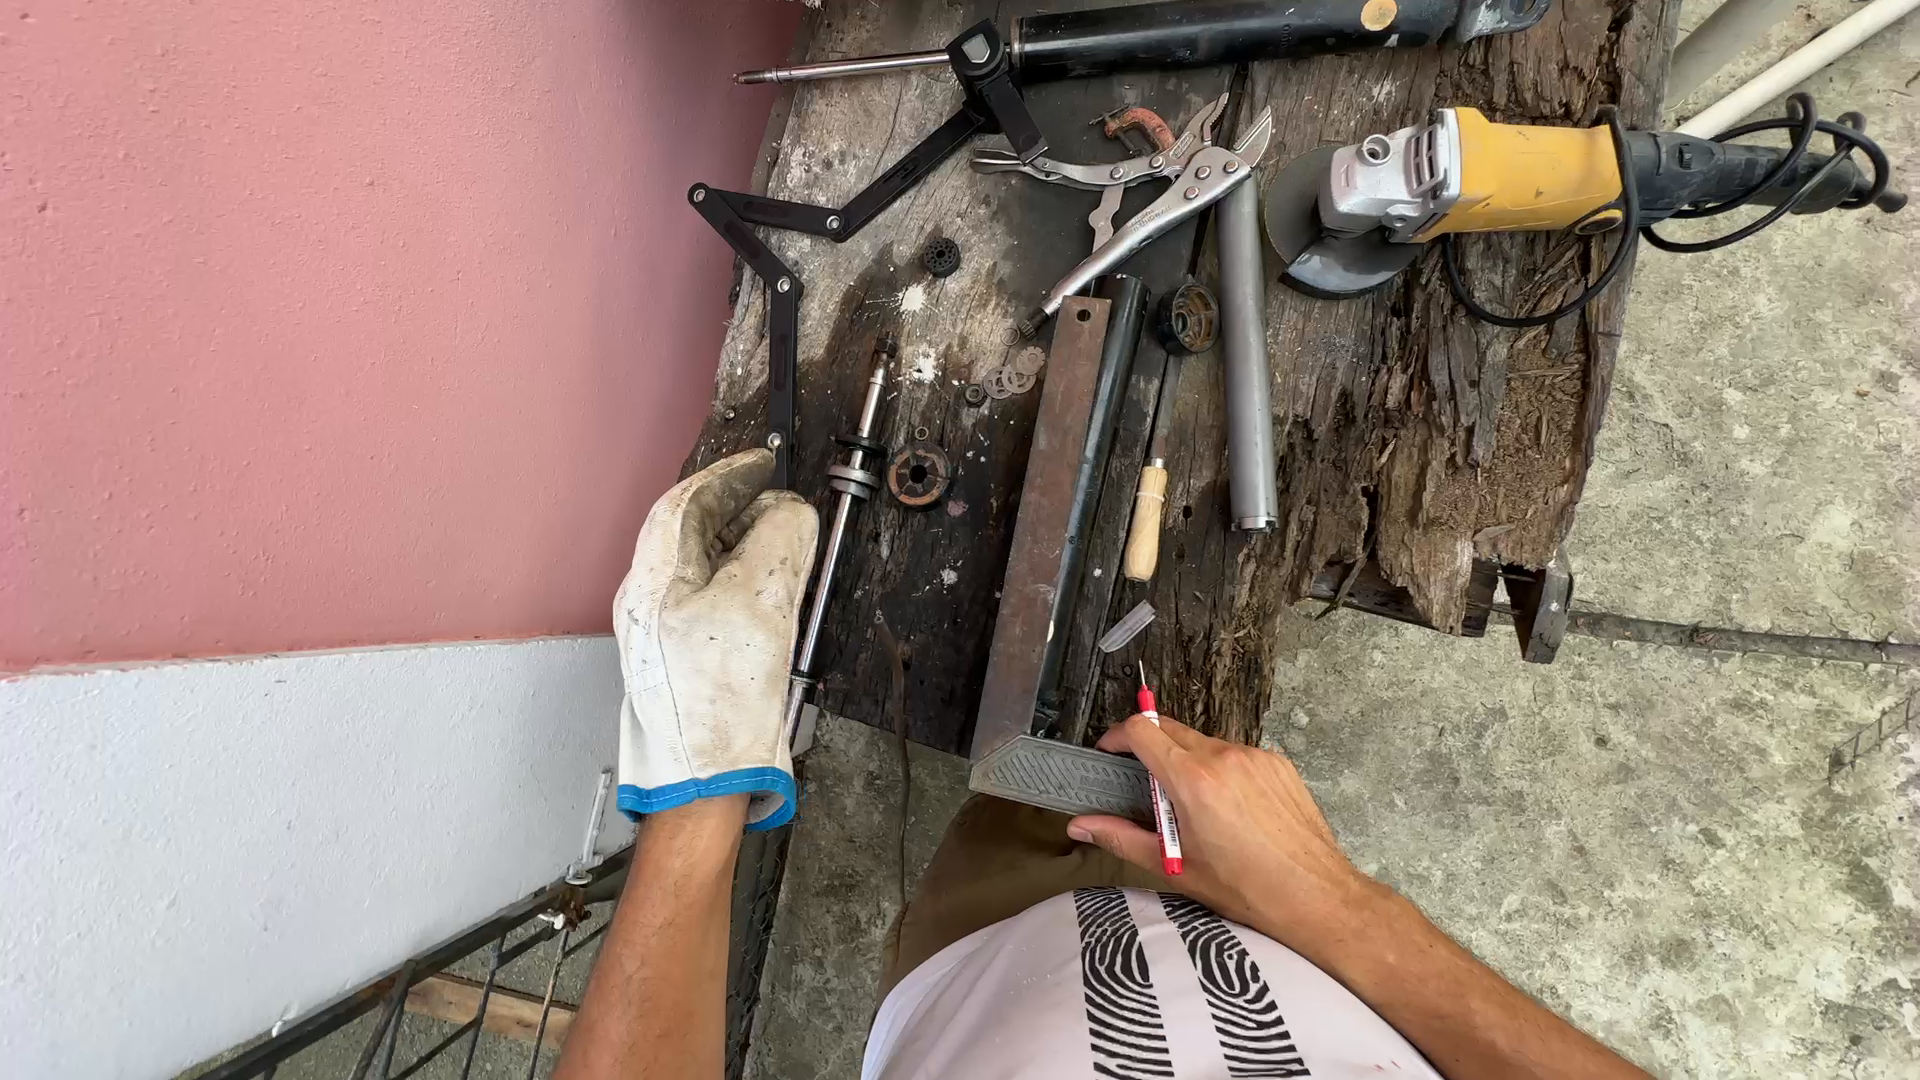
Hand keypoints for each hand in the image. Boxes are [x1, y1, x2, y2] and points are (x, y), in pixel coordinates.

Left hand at [612, 449, 817, 830]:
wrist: (706, 780)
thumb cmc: (723, 694)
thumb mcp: (758, 604)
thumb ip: (778, 544)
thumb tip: (790, 510)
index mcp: (652, 581)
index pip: (684, 506)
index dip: (726, 477)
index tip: (764, 463)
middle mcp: (651, 599)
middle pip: (693, 535)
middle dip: (739, 509)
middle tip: (782, 502)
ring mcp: (667, 628)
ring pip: (707, 565)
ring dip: (746, 543)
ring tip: (785, 537)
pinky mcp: (689, 652)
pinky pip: (716, 596)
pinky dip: (747, 577)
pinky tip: (774, 583)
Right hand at [1067, 715, 1381, 958]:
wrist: (1318, 898)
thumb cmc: (1247, 889)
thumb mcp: (1175, 866)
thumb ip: (1121, 837)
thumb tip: (1080, 825)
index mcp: (1192, 780)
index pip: (1140, 729)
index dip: (1117, 736)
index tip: (1110, 752)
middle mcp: (1222, 757)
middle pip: (1167, 728)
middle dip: (1148, 747)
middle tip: (1146, 783)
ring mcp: (1253, 756)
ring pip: (1202, 742)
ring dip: (1187, 760)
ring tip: (1195, 805)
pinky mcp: (1276, 761)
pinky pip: (1234, 753)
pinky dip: (1221, 769)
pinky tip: (1230, 806)